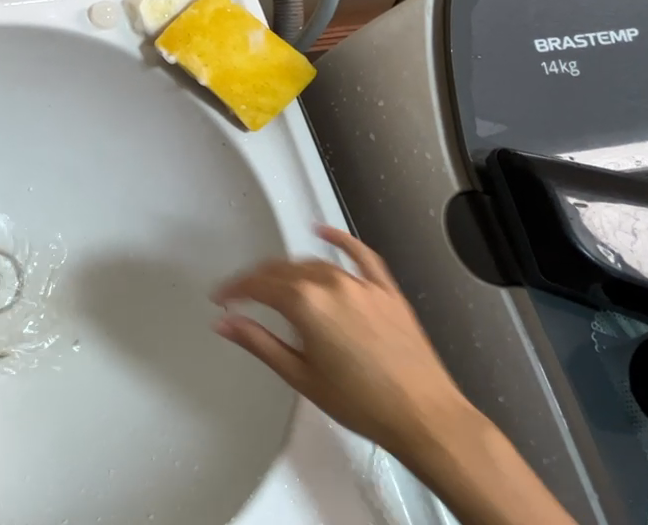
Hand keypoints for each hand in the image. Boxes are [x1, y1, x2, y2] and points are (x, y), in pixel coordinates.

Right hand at [212, 224, 476, 460]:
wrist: (425, 417)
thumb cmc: (361, 402)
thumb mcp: (300, 375)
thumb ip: (259, 342)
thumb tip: (223, 323)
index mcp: (305, 303)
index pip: (257, 285)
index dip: (235, 290)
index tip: (222, 298)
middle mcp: (330, 283)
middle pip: (281, 271)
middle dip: (257, 280)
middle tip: (244, 296)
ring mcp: (361, 284)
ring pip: (313, 264)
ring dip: (289, 271)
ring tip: (277, 285)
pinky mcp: (387, 291)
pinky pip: (361, 255)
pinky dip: (340, 239)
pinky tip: (324, 231)